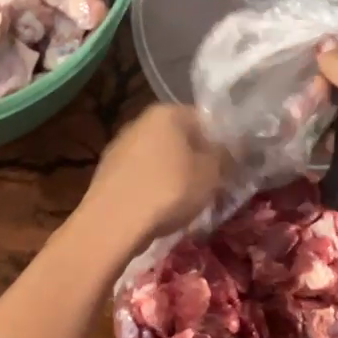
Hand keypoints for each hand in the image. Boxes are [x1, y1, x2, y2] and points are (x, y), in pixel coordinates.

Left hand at [81, 104, 227, 240]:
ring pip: (158, 158)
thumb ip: (224, 156)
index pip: (204, 119)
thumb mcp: (212, 173)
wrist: (112, 224)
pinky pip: (140, 177)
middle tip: (212, 185)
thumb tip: (230, 149)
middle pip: (179, 138)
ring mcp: (119, 147)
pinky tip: (160, 211)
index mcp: (166, 112)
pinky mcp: (106, 174)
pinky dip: (152, 189)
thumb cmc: (169, 190)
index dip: (221, 142)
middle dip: (196, 159)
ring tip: (187, 203)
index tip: (230, 166)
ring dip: (173, 175)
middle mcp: (139, 122)